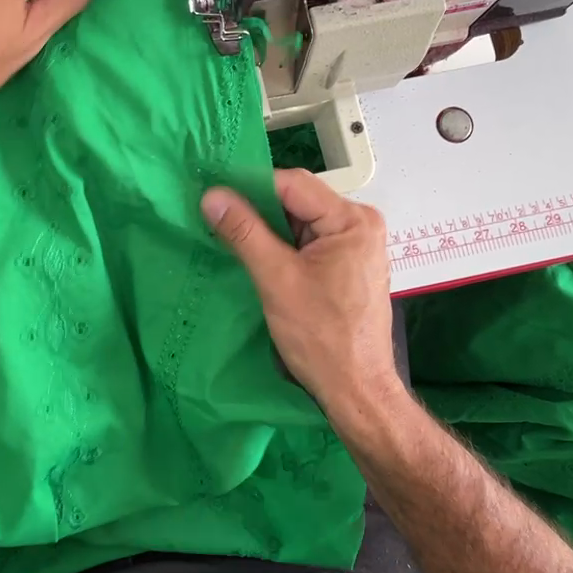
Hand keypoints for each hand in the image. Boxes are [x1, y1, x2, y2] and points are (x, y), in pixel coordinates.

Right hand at [202, 169, 402, 429]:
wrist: (355, 389)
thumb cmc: (321, 337)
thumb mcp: (276, 279)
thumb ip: (244, 232)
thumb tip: (212, 195)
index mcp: (352, 220)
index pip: (292, 184)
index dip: (250, 185)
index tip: (213, 194)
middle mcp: (360, 224)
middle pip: (297, 202)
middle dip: (257, 209)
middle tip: (215, 216)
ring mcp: (355, 246)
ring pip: (299, 223)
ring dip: (266, 230)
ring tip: (228, 236)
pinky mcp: (347, 267)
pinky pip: (307, 243)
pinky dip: (281, 247)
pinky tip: (254, 257)